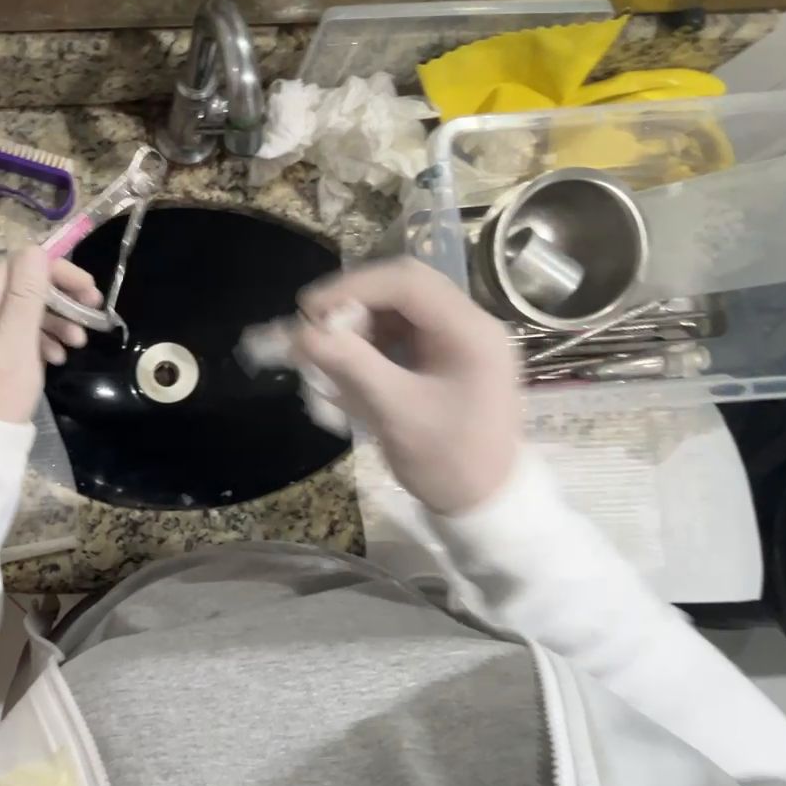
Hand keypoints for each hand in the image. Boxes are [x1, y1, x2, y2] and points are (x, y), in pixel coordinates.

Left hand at [0, 246, 101, 423]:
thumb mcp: (17, 340)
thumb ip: (27, 294)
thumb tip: (36, 250)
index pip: (16, 267)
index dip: (54, 271)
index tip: (88, 289)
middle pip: (21, 289)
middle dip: (59, 297)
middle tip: (93, 310)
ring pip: (24, 314)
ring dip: (56, 322)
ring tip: (79, 343)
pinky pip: (19, 337)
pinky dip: (43, 341)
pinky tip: (59, 358)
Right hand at [294, 256, 521, 514]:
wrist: (485, 503)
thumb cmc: (447, 461)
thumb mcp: (395, 413)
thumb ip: (350, 366)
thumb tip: (301, 333)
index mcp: (470, 332)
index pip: (407, 283)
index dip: (353, 288)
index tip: (308, 312)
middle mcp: (469, 325)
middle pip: (403, 288)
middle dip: (353, 302)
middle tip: (313, 325)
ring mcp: (459, 340)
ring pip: (399, 309)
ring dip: (359, 322)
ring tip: (327, 349)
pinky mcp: (446, 358)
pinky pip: (401, 333)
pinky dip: (370, 341)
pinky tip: (347, 363)